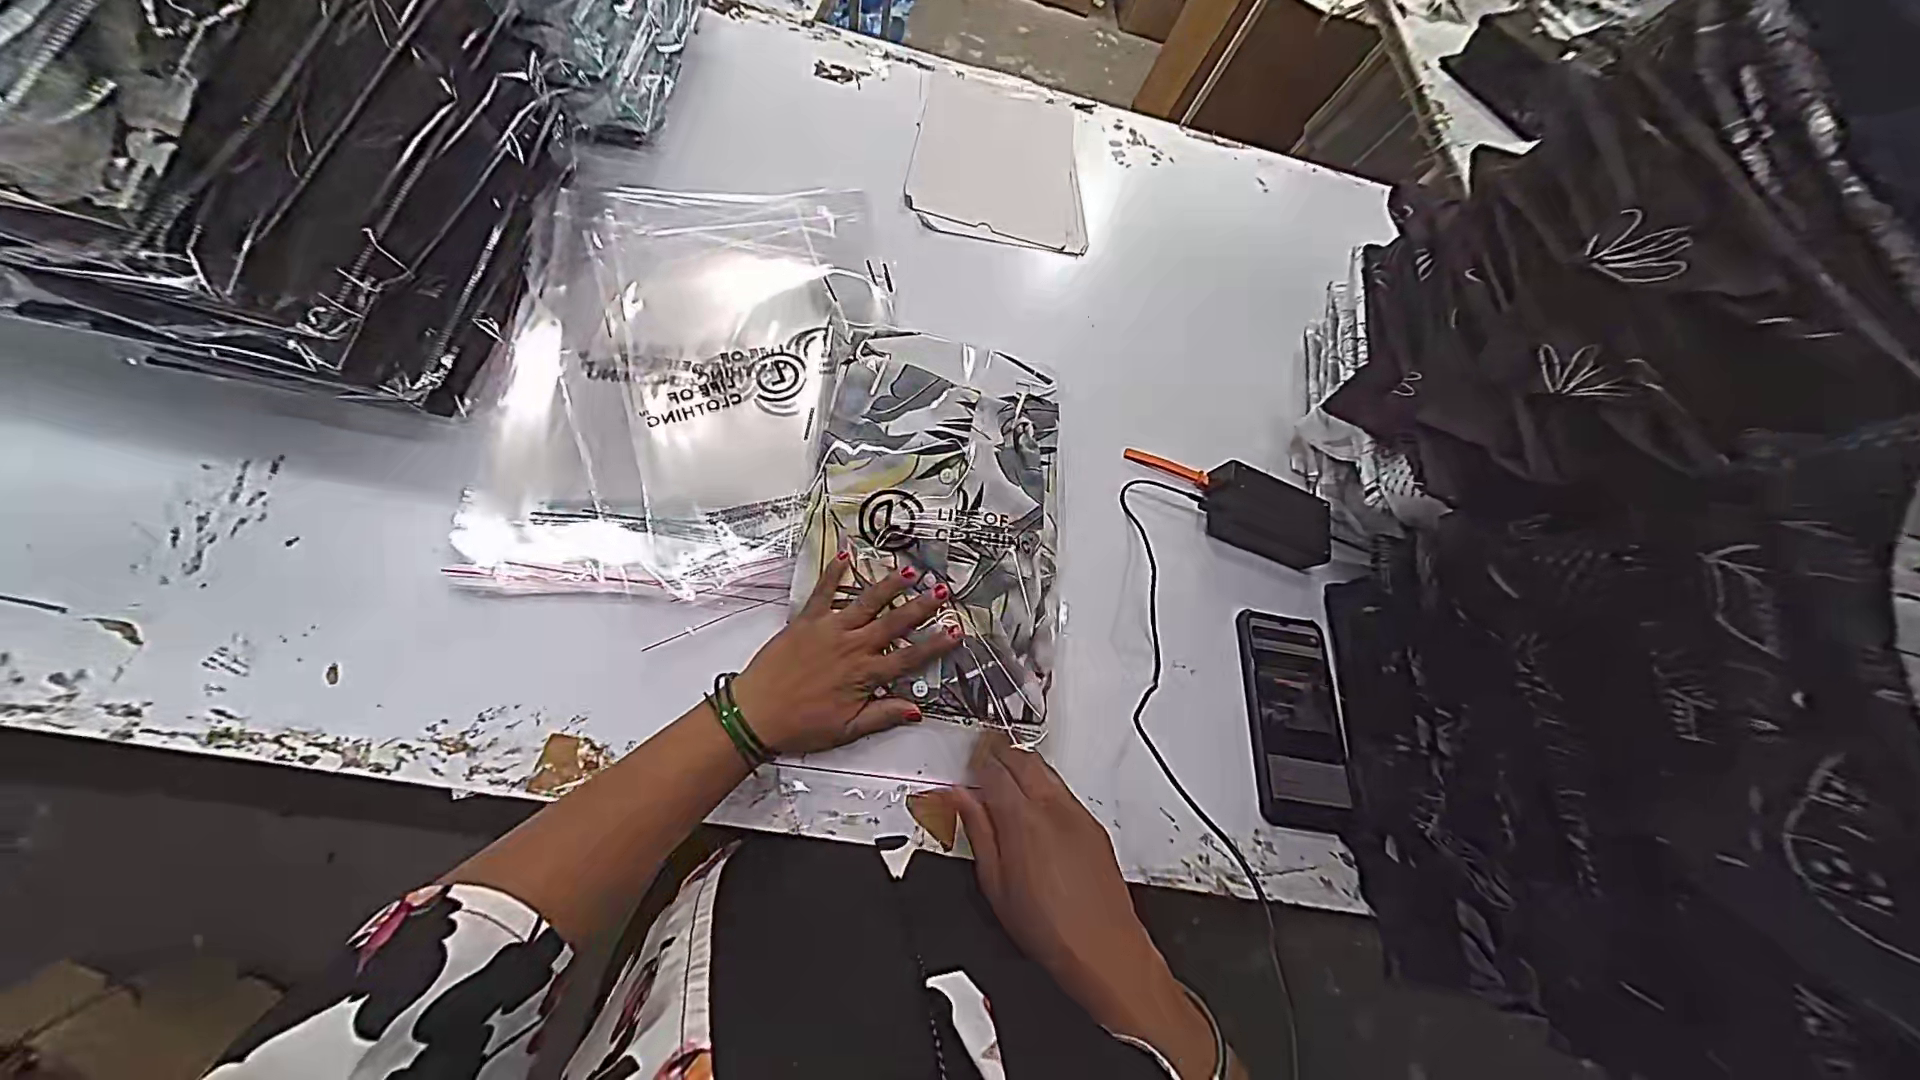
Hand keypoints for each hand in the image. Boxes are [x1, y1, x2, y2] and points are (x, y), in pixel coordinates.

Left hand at [731, 552, 963, 754]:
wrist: (754, 713)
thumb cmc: (798, 724)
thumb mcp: (846, 730)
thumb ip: (882, 715)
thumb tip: (914, 709)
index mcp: (864, 675)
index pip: (909, 658)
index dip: (935, 645)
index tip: (955, 632)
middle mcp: (851, 647)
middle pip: (894, 623)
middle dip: (920, 606)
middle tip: (940, 591)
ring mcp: (829, 630)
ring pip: (866, 602)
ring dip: (889, 585)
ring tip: (908, 571)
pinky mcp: (806, 621)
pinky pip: (823, 592)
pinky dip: (834, 573)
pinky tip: (845, 556)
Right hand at [935, 734, 1224, 1079]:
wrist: (1103, 948)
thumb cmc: (1050, 928)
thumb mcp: (994, 883)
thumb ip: (976, 830)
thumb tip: (961, 800)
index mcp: (1022, 819)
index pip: (993, 770)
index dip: (976, 762)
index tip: (967, 767)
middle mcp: (1052, 807)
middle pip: (1021, 758)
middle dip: (999, 754)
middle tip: (983, 762)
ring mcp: (1076, 813)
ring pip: (1045, 768)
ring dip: (1022, 766)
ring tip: (1006, 780)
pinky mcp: (1092, 824)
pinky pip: (1063, 788)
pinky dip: (1044, 784)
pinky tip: (1035, 804)